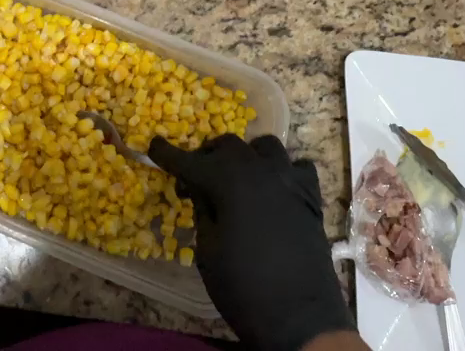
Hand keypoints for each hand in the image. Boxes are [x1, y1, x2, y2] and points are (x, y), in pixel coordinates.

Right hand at [149, 134, 353, 350]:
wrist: (302, 319)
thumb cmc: (244, 287)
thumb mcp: (208, 251)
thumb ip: (203, 211)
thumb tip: (201, 191)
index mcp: (227, 180)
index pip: (190, 160)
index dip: (168, 154)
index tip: (153, 146)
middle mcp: (259, 169)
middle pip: (227, 147)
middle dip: (207, 157)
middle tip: (194, 181)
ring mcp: (289, 179)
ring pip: (263, 148)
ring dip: (246, 157)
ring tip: (237, 179)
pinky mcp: (311, 197)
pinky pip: (295, 168)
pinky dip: (282, 172)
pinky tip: (275, 190)